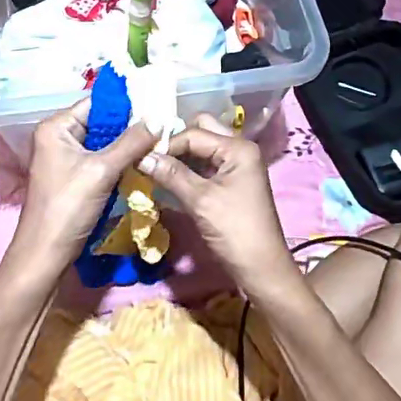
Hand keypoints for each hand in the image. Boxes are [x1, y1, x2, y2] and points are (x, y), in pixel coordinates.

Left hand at [10, 101, 157, 283]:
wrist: (45, 256)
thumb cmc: (67, 207)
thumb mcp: (102, 171)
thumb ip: (132, 142)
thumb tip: (159, 119)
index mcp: (56, 127)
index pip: (97, 104)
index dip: (127, 104)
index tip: (158, 106)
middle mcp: (59, 137)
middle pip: (102, 122)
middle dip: (132, 126)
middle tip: (165, 126)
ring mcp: (66, 159)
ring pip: (105, 143)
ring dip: (129, 145)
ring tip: (159, 142)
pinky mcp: (75, 178)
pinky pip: (102, 160)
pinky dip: (121, 161)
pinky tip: (143, 163)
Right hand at [137, 116, 294, 291]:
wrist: (260, 266)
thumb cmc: (234, 229)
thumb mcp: (200, 200)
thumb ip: (171, 174)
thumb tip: (141, 157)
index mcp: (238, 148)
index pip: (194, 133)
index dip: (167, 144)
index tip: (140, 156)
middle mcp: (239, 150)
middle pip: (201, 133)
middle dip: (175, 143)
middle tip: (149, 156)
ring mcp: (236, 167)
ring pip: (202, 150)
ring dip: (179, 157)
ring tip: (151, 166)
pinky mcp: (230, 183)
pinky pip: (205, 167)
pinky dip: (187, 171)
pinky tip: (165, 179)